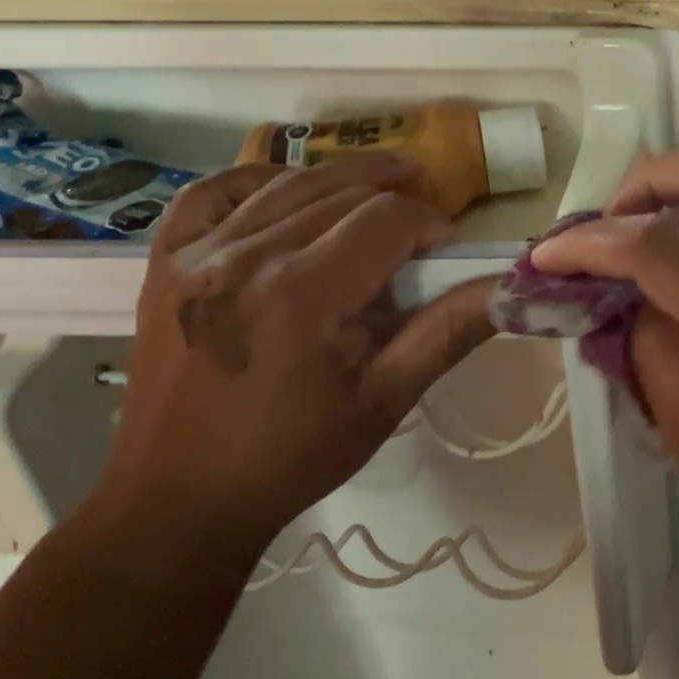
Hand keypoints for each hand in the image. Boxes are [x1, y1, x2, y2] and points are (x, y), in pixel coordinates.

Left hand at [95, 154, 497, 549]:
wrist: (179, 498)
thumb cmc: (293, 454)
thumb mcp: (387, 397)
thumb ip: (449, 330)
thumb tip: (514, 287)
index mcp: (302, 294)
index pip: (389, 218)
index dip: (432, 224)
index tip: (447, 252)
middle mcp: (245, 257)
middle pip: (345, 191)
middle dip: (396, 202)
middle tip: (419, 239)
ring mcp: (195, 253)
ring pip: (291, 182)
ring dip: (345, 184)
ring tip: (379, 200)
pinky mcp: (164, 260)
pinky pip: (218, 190)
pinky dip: (264, 181)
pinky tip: (294, 194)